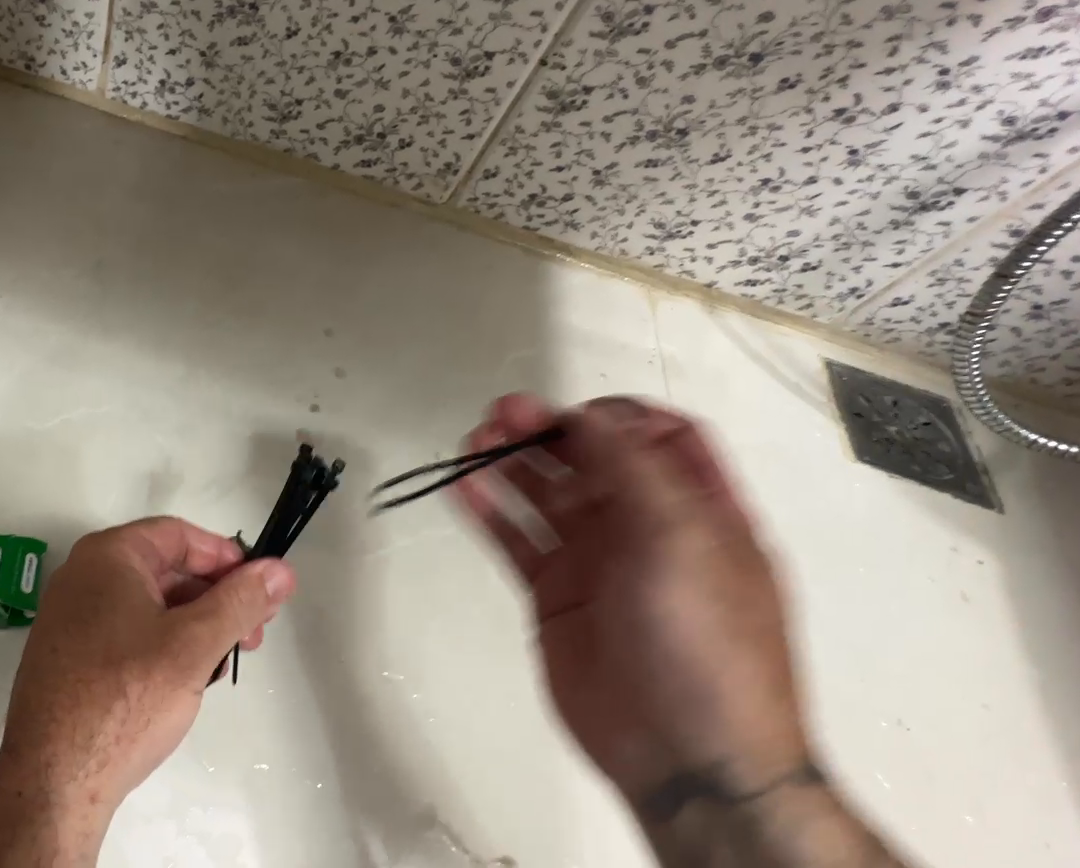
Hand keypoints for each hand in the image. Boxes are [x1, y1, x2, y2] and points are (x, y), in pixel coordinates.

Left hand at [0, 517, 295, 867]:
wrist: (52, 778)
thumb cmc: (126, 697)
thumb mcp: (194, 645)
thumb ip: (240, 602)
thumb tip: (279, 569)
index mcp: (107, 556)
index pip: (178, 535)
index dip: (225, 557)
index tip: (261, 589)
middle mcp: (83, 576)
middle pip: (164, 568)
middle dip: (215, 596)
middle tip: (254, 634)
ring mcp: (71, 617)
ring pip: (148, 604)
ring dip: (193, 624)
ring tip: (223, 662)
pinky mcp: (70, 656)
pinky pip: (127, 632)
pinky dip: (163, 644)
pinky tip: (185, 678)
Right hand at [455, 395, 810, 808]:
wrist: (684, 756)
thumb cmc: (706, 647)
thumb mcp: (684, 542)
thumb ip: (635, 471)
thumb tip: (591, 419)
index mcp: (697, 511)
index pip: (660, 438)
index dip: (615, 417)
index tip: (569, 414)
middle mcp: (645, 528)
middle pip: (590, 459)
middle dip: (547, 430)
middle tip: (501, 415)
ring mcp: (595, 560)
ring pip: (545, 493)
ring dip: (511, 463)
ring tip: (473, 444)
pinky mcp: (554, 592)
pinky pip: (515, 538)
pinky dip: (488, 510)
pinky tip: (464, 489)